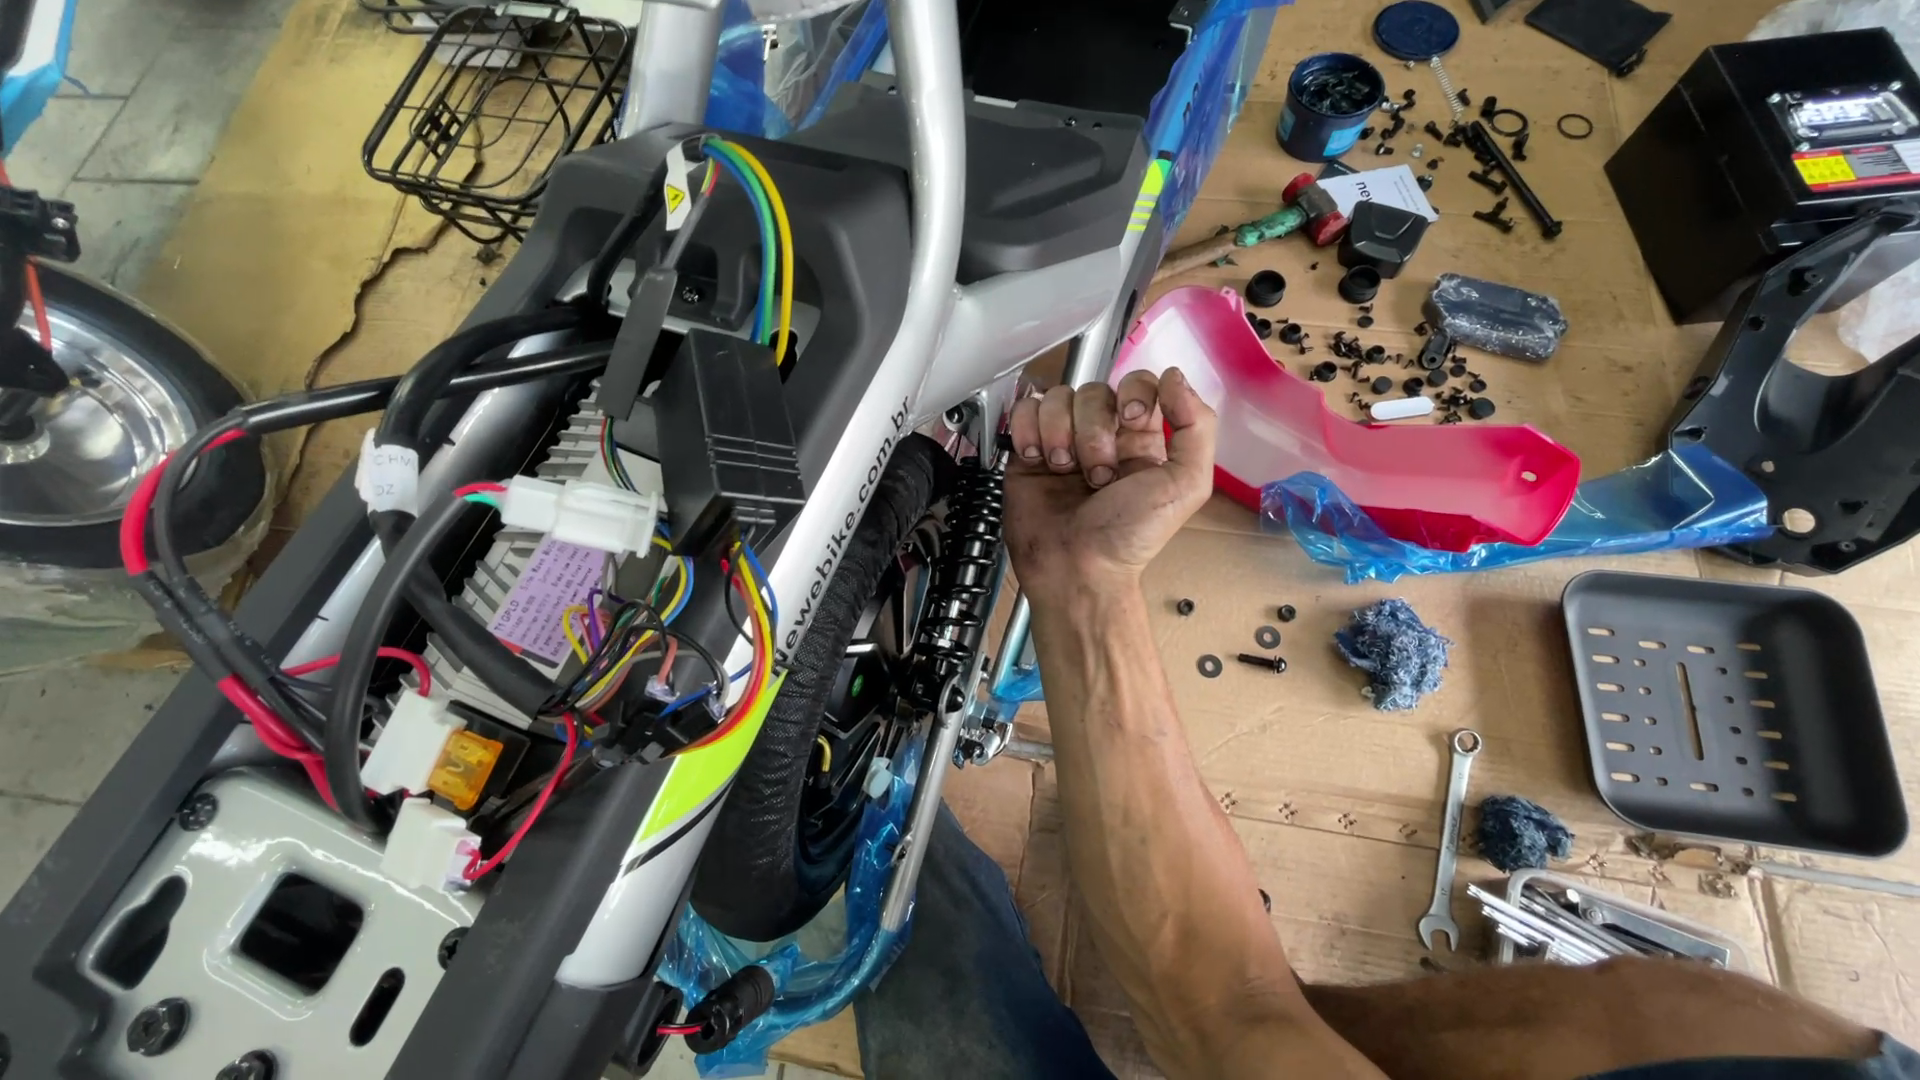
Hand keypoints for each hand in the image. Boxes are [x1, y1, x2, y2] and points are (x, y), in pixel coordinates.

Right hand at [1004, 366, 1216, 591]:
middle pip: (1094, 391)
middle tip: (1096, 473)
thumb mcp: (1187, 484)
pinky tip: (1037, 458)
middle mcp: (1102, 437)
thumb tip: (1175, 377)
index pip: (1138, 383)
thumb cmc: (1129, 536)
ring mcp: (1063, 442)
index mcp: (1142, 440)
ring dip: (1060, 433)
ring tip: (1063, 470)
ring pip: (1058, 398)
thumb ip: (1197, 426)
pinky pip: (1025, 412)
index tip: (1130, 421)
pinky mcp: (1028, 452)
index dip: (1133, 393)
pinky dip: (1029, 430)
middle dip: (1093, 430)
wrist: (1075, 568)